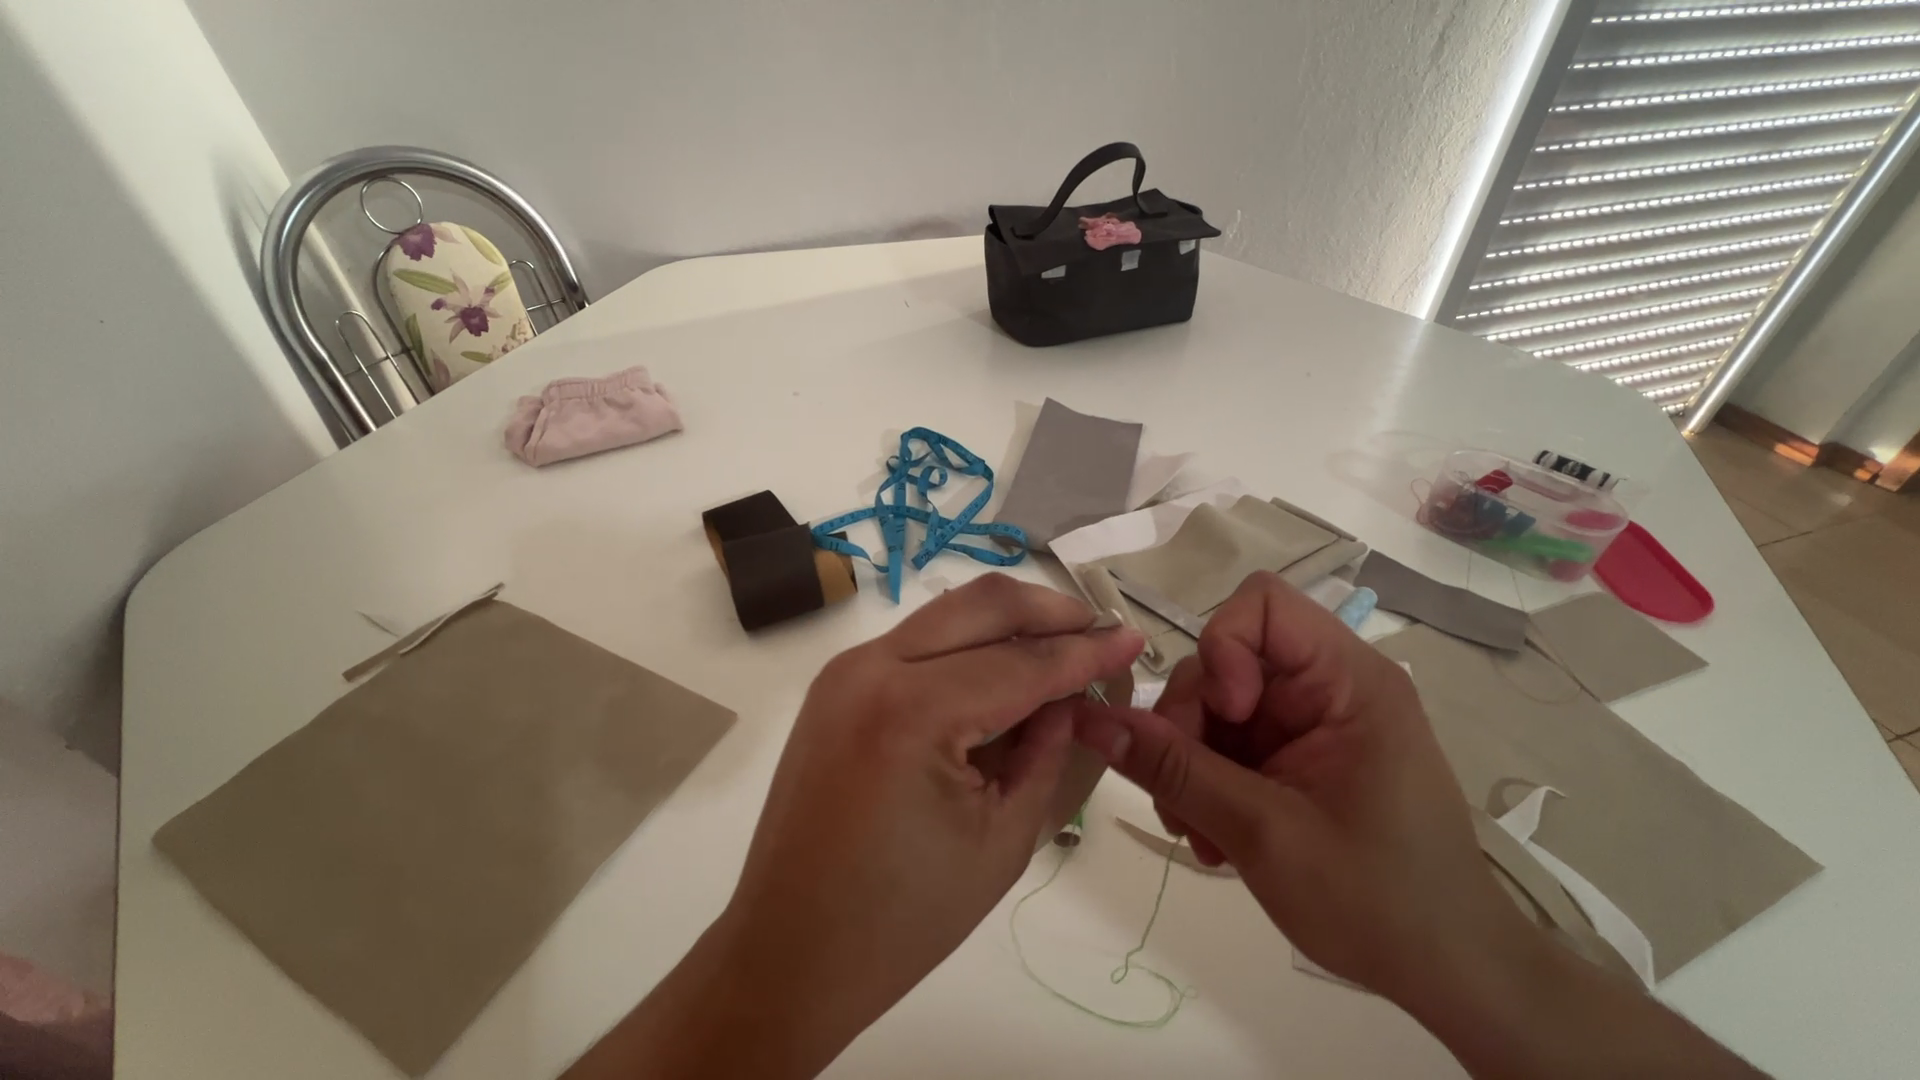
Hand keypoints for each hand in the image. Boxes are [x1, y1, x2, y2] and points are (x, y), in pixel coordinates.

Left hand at [567, 573, 1142, 1079]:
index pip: (1022, 662)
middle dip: (1048, 610)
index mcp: (913, 711)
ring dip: (1007, 622)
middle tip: (1099, 630)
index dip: (1086, 650)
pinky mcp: (835, 685)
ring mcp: (845, 671)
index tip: (1134, 637)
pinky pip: (916, 641)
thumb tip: (1072, 695)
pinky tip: (1001, 669)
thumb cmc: (905, 917)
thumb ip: (1045, 750)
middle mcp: (872, 667)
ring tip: (1060, 647)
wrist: (791, 950)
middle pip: (980, 605)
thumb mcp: (1002, 837)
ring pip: (946, 614)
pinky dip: (966, 644)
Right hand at [1072, 570, 1524, 1004]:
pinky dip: (1206, 784)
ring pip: (1213, 708)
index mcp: (1348, 680)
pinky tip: (1213, 840)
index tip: (1223, 718)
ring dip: (1189, 765)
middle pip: (1223, 662)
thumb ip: (1174, 770)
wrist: (1449, 972)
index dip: (1222, 648)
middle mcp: (1326, 687)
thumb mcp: (1263, 832)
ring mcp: (1308, 724)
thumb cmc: (1377, 899)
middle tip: (1182, 799)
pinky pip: (1226, 745)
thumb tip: (1091, 721)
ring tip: (1199, 835)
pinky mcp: (1295, 757)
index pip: (1262, 604)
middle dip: (1189, 727)